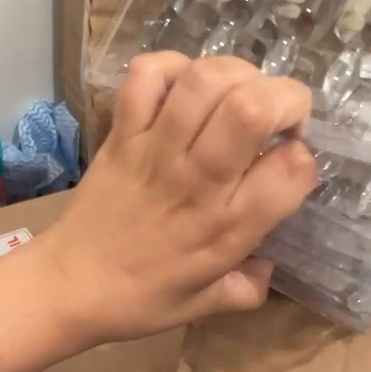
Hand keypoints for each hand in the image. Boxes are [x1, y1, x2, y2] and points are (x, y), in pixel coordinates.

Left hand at [33, 52, 318, 343]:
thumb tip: (268, 268)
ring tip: (238, 95)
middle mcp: (198, 181)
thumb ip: (246, 288)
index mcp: (227, 228)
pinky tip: (185, 87)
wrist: (68, 287)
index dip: (303, 158)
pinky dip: (173, 66)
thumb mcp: (203, 305)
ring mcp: (156, 150)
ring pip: (205, 80)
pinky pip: (147, 75)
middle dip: (286, 97)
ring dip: (237, 74)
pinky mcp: (122, 133)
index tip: (289, 166)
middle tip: (277, 118)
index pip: (292, 169)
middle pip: (253, 108)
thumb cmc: (139, 300)